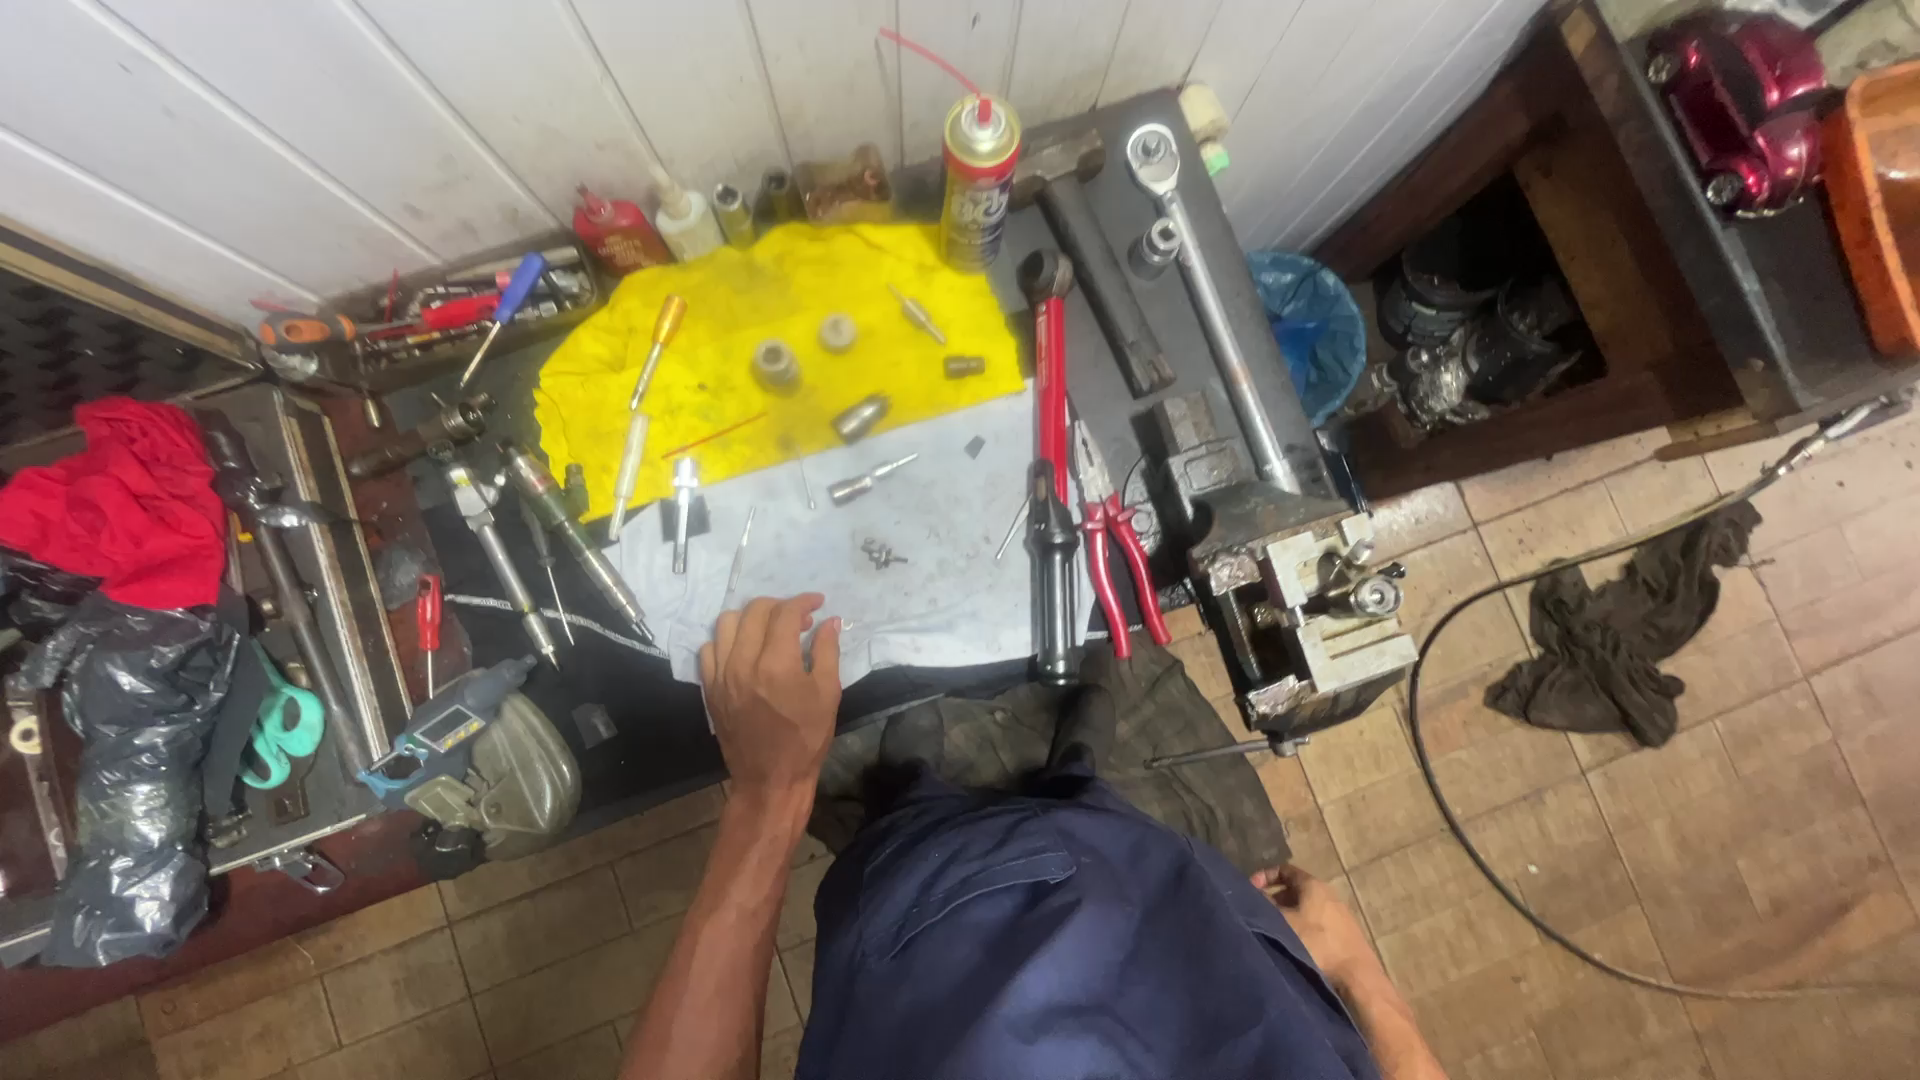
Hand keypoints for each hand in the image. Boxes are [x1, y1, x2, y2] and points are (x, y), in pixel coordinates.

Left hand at [699, 594, 842, 798]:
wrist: (770, 779)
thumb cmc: (806, 738)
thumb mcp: (828, 693)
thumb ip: (827, 651)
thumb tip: (829, 621)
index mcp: (777, 664)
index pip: (786, 613)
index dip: (804, 602)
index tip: (817, 603)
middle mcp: (744, 663)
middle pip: (755, 611)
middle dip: (780, 606)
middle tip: (799, 619)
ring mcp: (721, 675)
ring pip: (726, 623)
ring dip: (751, 618)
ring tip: (769, 630)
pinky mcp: (709, 688)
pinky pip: (710, 648)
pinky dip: (728, 639)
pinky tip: (745, 649)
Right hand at [1253, 864, 1381, 988]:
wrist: (1358, 979)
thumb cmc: (1317, 944)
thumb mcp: (1283, 922)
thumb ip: (1265, 905)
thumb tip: (1253, 896)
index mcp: (1313, 885)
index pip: (1284, 869)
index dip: (1265, 876)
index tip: (1251, 890)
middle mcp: (1329, 894)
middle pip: (1296, 889)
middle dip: (1276, 898)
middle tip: (1263, 913)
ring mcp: (1342, 915)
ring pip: (1308, 907)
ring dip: (1290, 914)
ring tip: (1278, 931)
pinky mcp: (1348, 934)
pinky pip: (1319, 922)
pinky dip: (1305, 926)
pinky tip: (1300, 945)